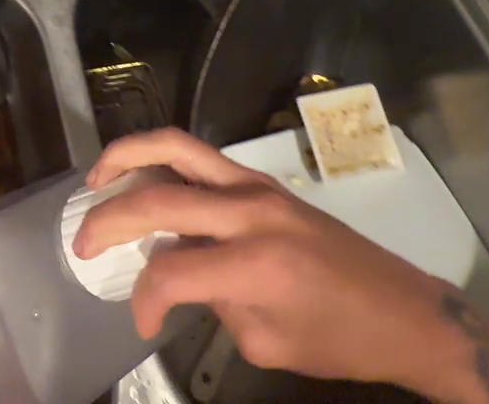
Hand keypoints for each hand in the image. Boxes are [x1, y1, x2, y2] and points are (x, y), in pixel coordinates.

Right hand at [73, 128, 488, 402]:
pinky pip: (199, 156)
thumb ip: (210, 298)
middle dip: (109, 219)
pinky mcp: (261, 179)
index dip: (144, 299)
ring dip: (127, 156)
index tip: (142, 322)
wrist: (405, 311)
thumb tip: (172, 267)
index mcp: (256, 264)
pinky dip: (160, 160)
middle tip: (83, 242)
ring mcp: (255, 185)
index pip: (171, 271)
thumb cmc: (340, 341)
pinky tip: (143, 179)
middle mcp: (250, 211)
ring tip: (97, 178)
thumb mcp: (267, 340)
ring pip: (175, 146)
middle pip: (158, 196)